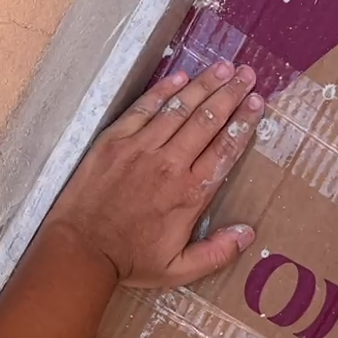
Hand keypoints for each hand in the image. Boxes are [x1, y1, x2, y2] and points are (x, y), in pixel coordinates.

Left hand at [43, 61, 264, 287]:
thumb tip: (248, 233)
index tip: (256, 103)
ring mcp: (140, 148)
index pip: (225, 149)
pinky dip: (163, 91)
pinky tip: (179, 77)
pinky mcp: (114, 141)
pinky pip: (143, 109)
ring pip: (179, 108)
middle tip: (247, 74)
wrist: (80, 250)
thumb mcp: (178, 269)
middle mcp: (170, 164)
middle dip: (230, 94)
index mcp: (190, 193)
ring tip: (223, 67)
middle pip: (208, 120)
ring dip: (203, 86)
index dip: (243, 123)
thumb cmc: (129, 262)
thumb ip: (216, 253)